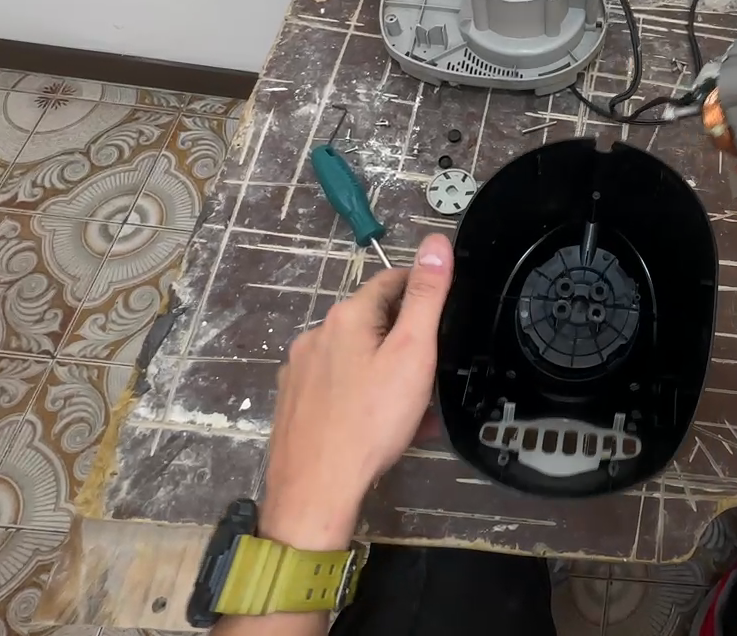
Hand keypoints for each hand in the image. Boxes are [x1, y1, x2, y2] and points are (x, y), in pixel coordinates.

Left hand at [259, 233, 453, 550]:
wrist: (315, 495)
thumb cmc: (372, 419)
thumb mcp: (413, 352)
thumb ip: (427, 295)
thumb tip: (436, 240)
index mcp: (347, 316)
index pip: (391, 281)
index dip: (422, 292)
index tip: (443, 316)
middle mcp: (316, 335)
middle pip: (372, 318)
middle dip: (405, 334)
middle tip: (434, 365)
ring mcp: (299, 371)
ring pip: (355, 353)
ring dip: (385, 366)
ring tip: (413, 401)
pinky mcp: (292, 403)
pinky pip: (338, 384)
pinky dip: (363, 391)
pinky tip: (381, 422)